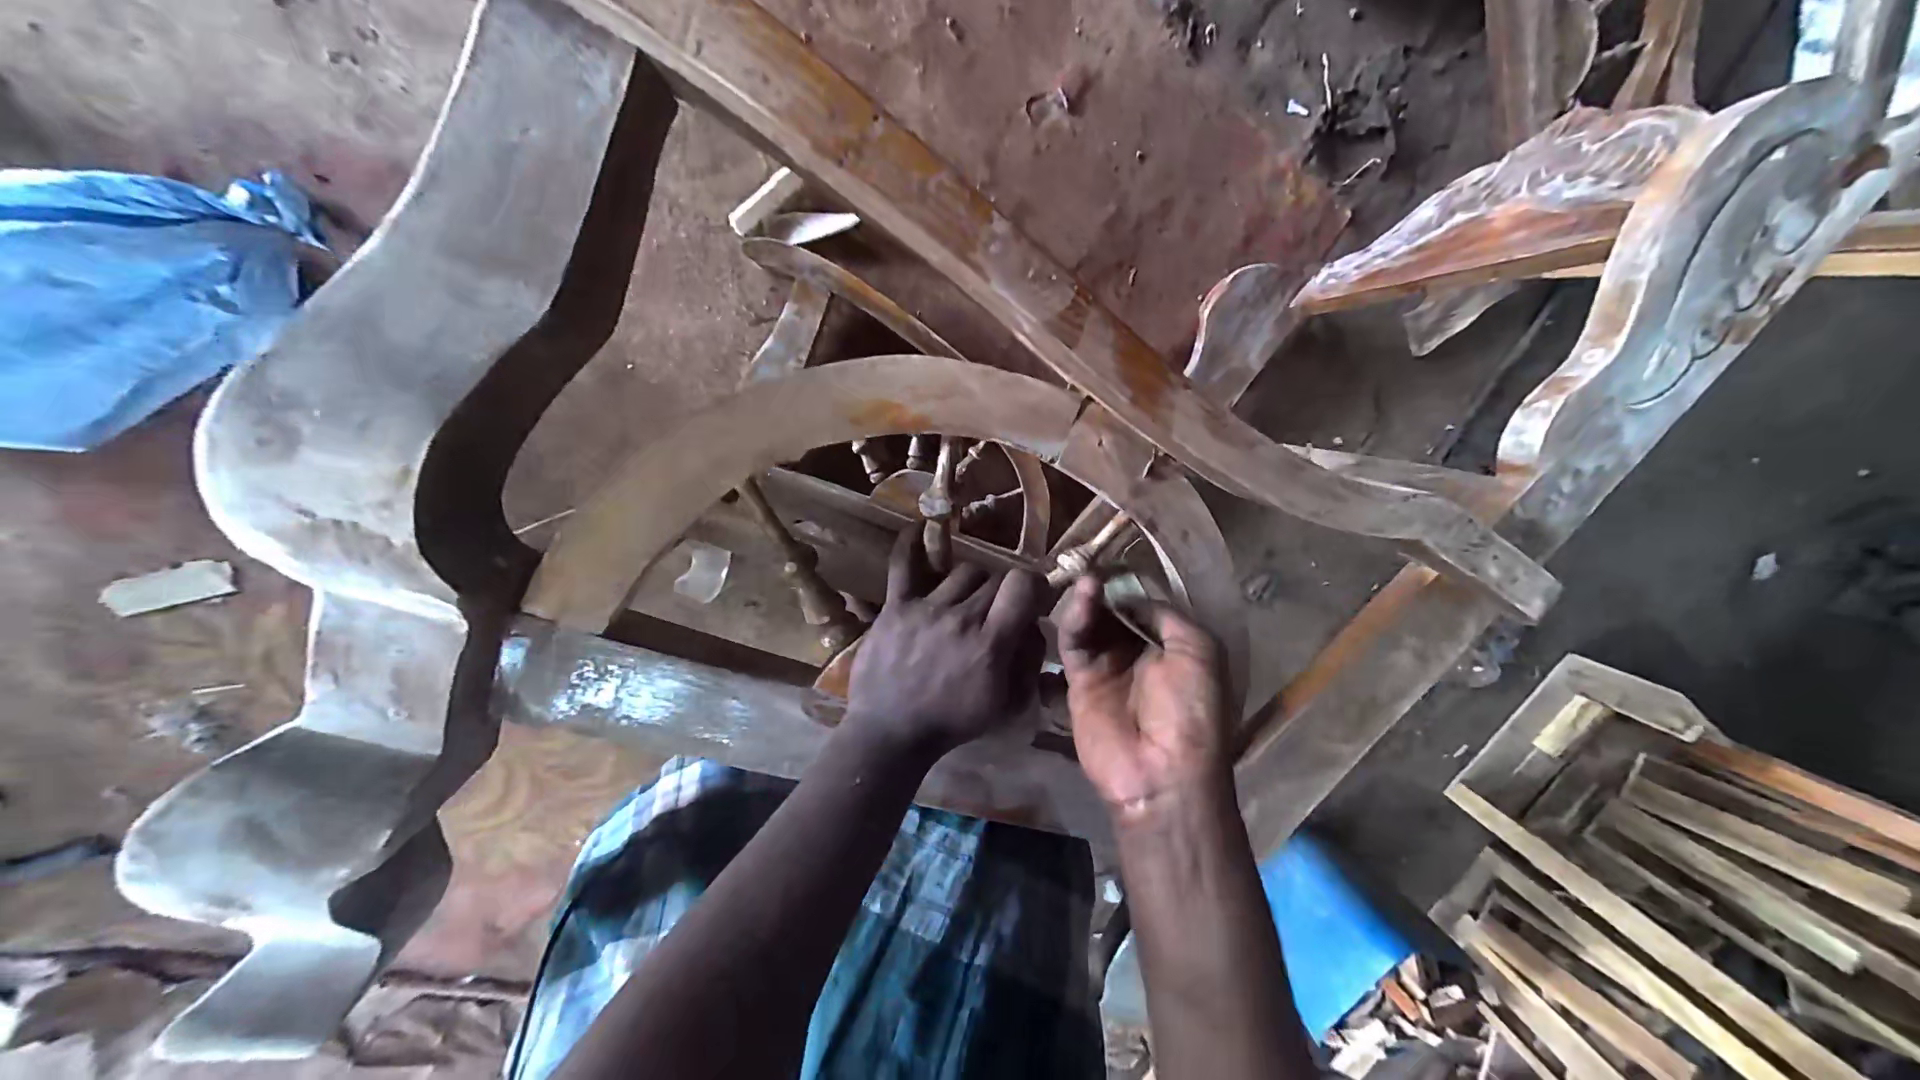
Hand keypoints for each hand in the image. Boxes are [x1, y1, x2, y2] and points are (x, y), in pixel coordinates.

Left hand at [844, 529, 1046, 756]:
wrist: (890, 732)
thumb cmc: (952, 722)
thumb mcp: (1005, 705)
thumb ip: (1028, 663)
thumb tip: (1035, 627)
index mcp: (990, 643)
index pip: (1023, 585)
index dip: (1034, 584)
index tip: (1032, 596)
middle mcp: (960, 617)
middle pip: (994, 577)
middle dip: (1003, 591)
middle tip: (997, 610)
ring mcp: (925, 608)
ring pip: (962, 571)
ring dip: (973, 582)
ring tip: (966, 600)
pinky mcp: (895, 606)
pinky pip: (903, 564)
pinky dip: (911, 544)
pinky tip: (919, 530)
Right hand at [1057, 575, 1230, 819]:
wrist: (1160, 769)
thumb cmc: (1191, 709)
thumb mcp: (1200, 652)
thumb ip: (1167, 616)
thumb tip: (1133, 597)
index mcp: (1173, 649)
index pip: (1146, 607)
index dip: (1132, 587)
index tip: (1118, 563)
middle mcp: (1139, 654)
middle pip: (1115, 612)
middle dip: (1107, 590)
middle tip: (1093, 565)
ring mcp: (1107, 667)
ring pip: (1092, 623)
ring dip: (1090, 600)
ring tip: (1088, 582)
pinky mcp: (1079, 679)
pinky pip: (1073, 642)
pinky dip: (1075, 619)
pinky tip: (1082, 599)